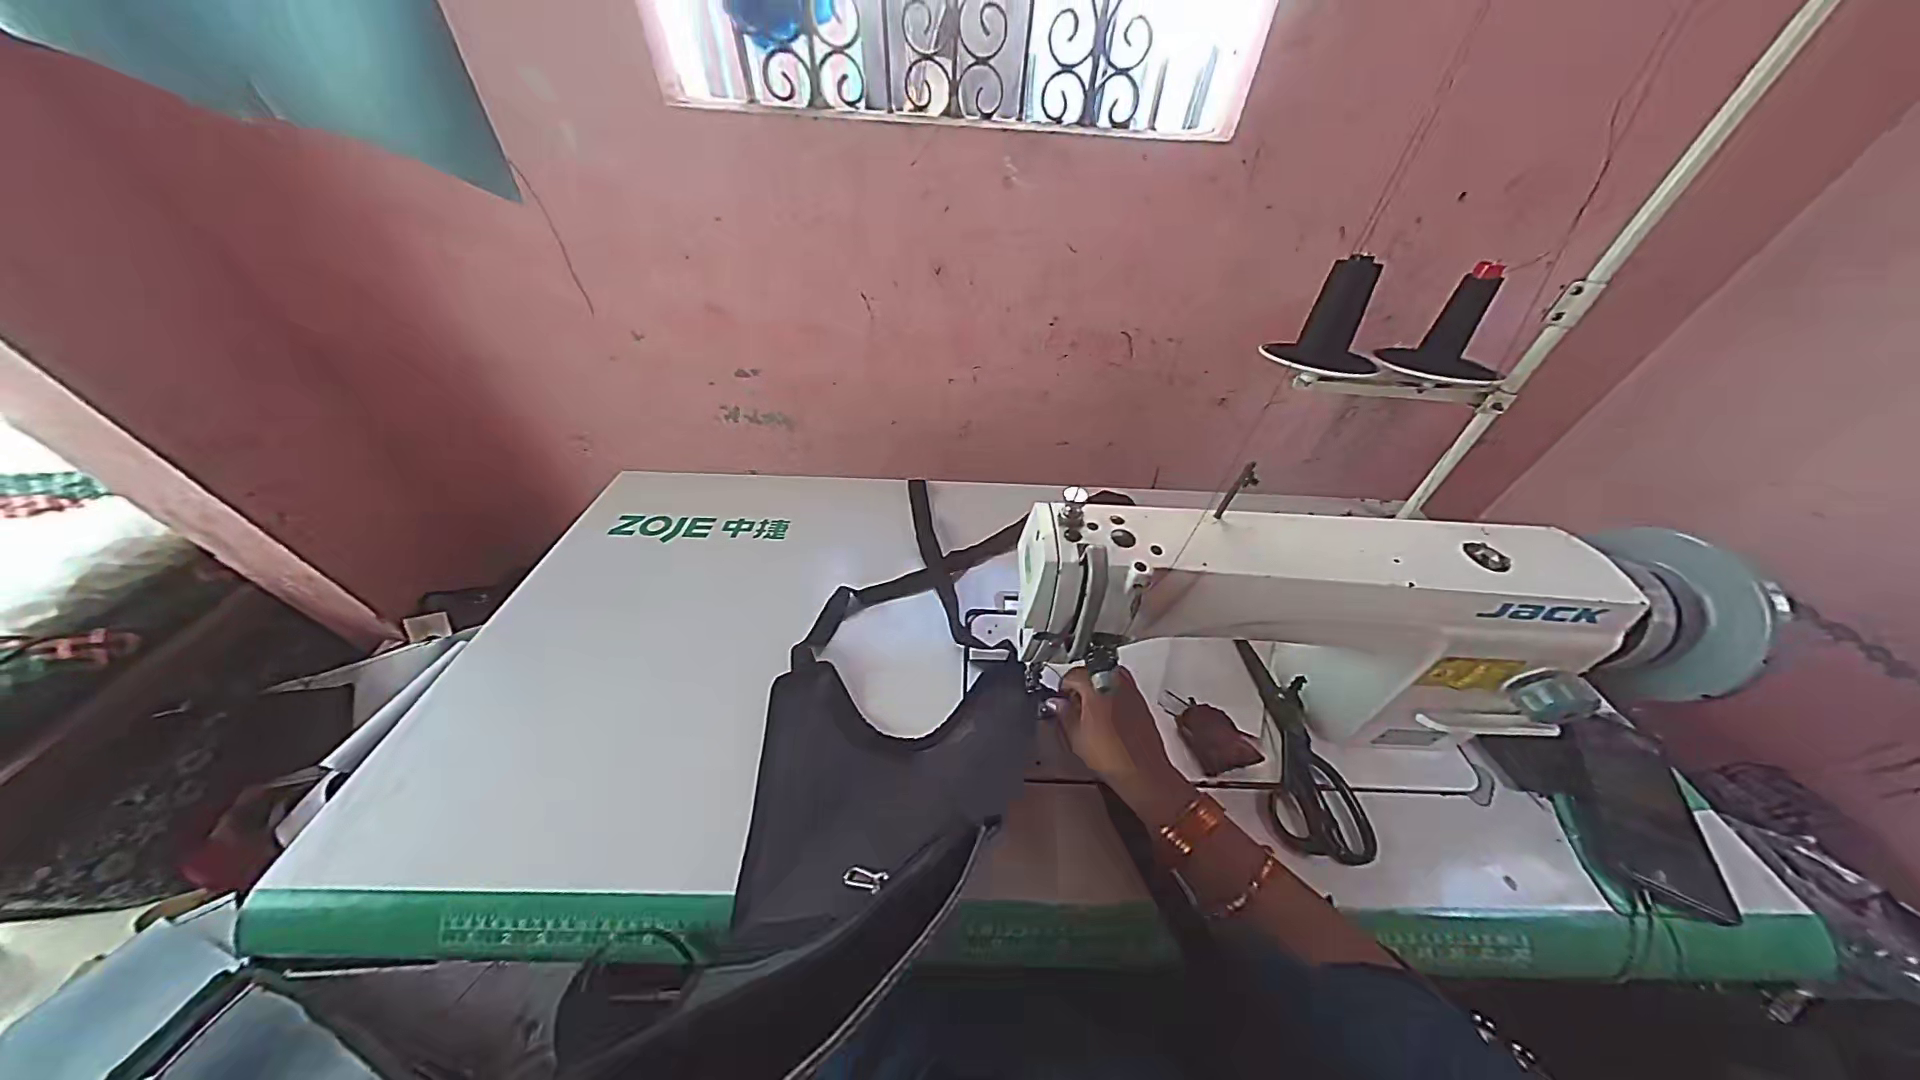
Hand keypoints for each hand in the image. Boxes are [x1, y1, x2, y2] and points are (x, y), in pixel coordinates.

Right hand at [1057, 666, 1190, 818]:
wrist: (1142, 771)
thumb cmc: (1114, 757)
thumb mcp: (1076, 736)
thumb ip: (1063, 713)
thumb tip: (1056, 703)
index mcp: (1096, 686)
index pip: (1073, 674)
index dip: (1062, 688)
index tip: (1060, 698)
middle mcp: (1116, 682)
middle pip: (1091, 671)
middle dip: (1080, 686)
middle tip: (1073, 704)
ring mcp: (1131, 690)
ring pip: (1107, 677)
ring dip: (1096, 688)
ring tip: (1090, 710)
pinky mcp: (1140, 700)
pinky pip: (1121, 687)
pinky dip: (1111, 694)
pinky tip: (1106, 715)